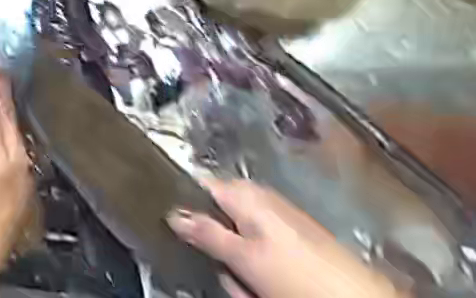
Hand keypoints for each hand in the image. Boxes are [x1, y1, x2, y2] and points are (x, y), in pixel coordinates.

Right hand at [170, 179, 406, 297]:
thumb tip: (172, 212)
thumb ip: (205, 233)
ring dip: (243, 271)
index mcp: (242, 192)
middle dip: (220, 251)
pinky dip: (265, 276)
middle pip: (220, 221)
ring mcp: (285, 224)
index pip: (196, 187)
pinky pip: (268, 258)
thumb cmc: (299, 280)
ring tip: (254, 292)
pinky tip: (271, 294)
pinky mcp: (304, 249)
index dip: (185, 209)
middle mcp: (261, 200)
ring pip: (244, 246)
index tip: (179, 234)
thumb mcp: (244, 260)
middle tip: (230, 277)